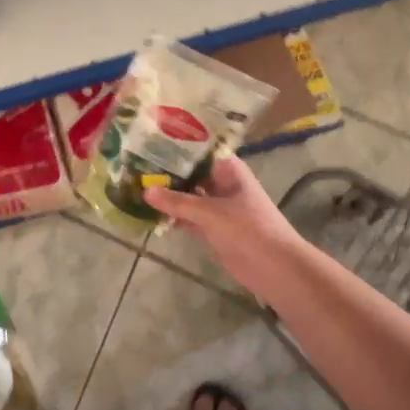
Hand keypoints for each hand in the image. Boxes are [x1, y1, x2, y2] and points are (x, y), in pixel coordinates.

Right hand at [145, 153, 302, 293]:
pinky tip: (149, 212)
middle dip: (166, 171)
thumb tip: (145, 191)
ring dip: (167, 194)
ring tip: (135, 185)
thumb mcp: (210, 213)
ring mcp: (217, 205)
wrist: (276, 268)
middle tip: (133, 165)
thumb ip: (177, 202)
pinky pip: (187, 215)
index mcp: (228, 169)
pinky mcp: (212, 226)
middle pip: (189, 172)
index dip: (174, 145)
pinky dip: (172, 215)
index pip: (198, 149)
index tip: (147, 141)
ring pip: (187, 194)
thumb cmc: (249, 229)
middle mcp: (221, 182)